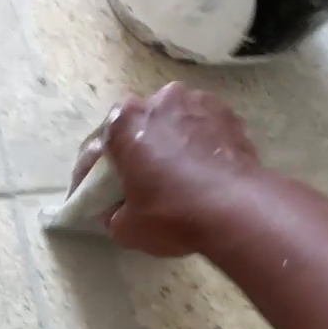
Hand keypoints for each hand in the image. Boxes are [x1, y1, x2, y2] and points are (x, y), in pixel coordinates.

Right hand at [71, 82, 263, 256]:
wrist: (236, 210)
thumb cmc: (170, 214)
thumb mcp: (126, 228)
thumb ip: (113, 213)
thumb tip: (117, 210)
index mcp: (124, 121)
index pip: (99, 146)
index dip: (91, 173)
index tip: (91, 193)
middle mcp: (160, 100)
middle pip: (139, 126)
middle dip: (135, 149)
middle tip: (136, 179)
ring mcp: (198, 102)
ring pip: (174, 123)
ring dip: (170, 142)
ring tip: (173, 173)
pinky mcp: (229, 115)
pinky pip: (203, 130)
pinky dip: (198, 145)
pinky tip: (201, 170)